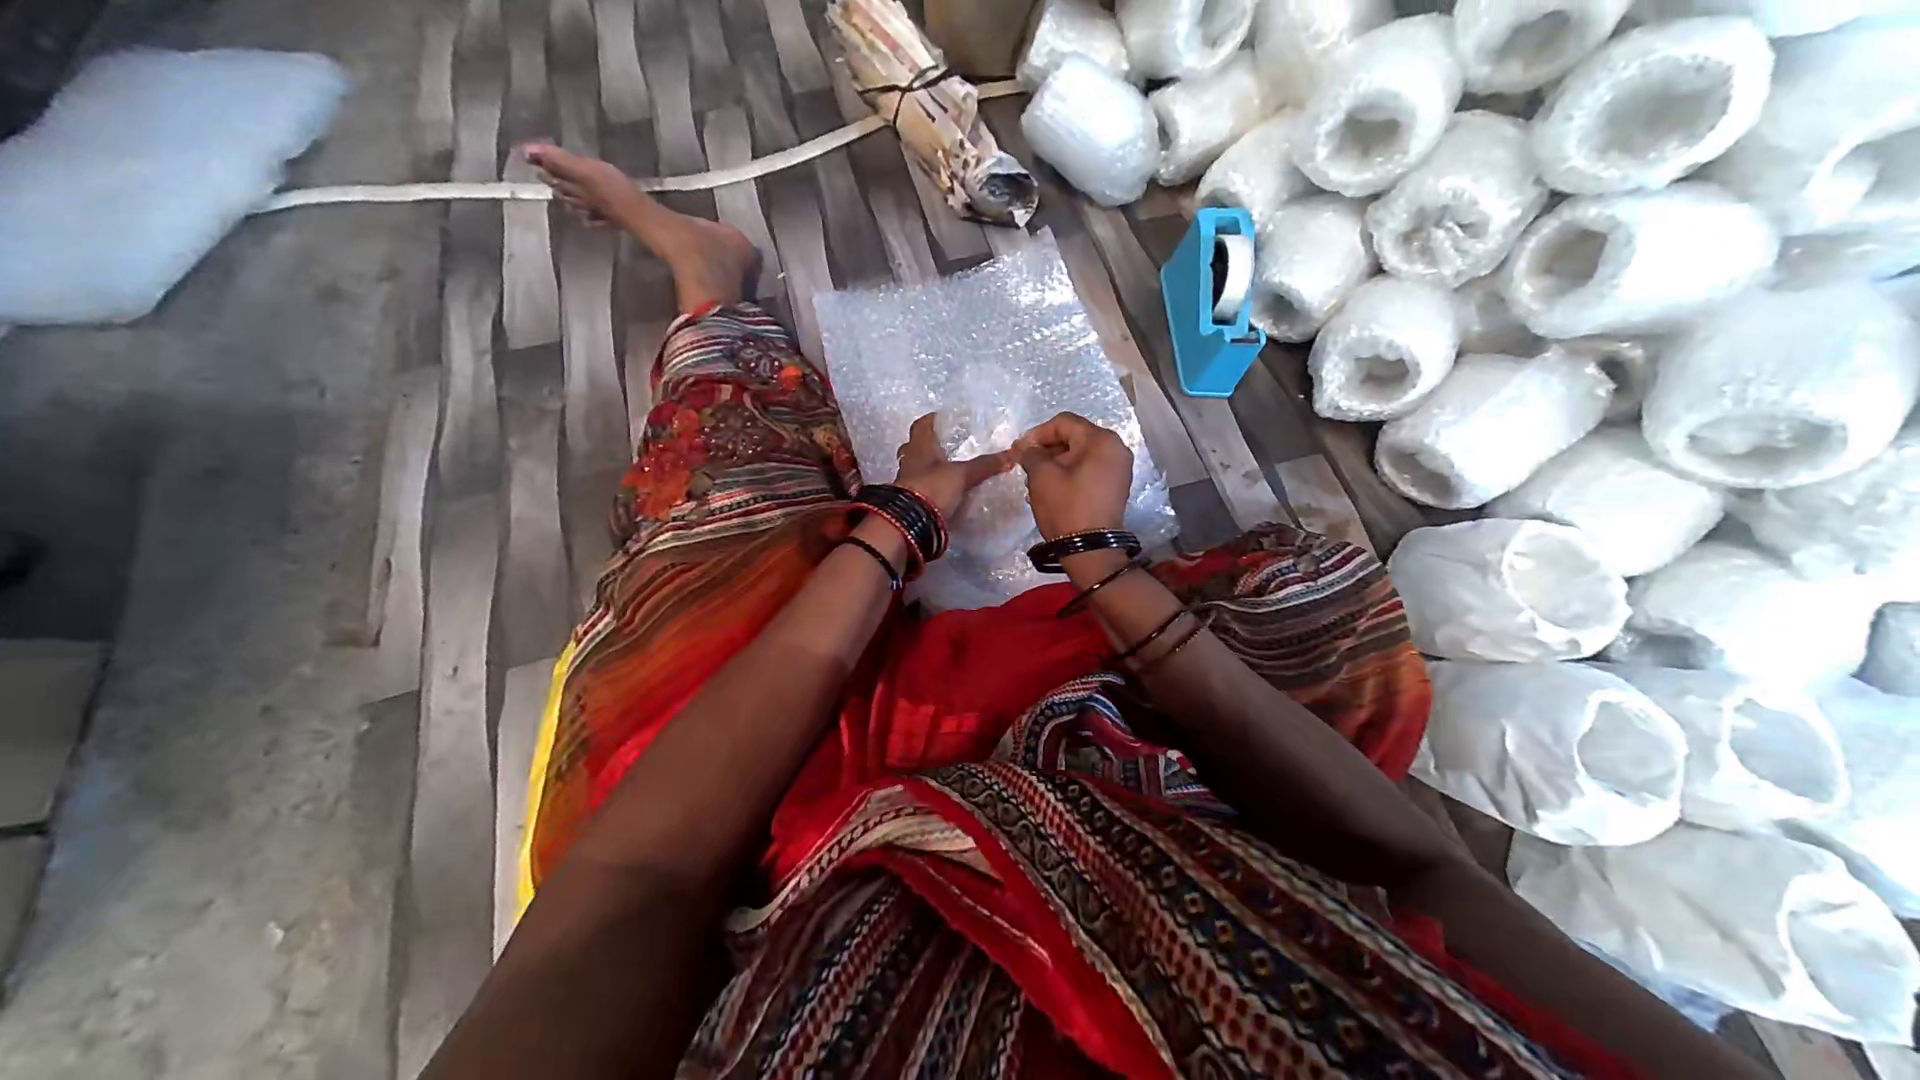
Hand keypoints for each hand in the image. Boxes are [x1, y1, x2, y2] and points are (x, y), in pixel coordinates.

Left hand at [524, 143, 640, 227]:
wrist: (639, 215)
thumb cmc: (613, 189)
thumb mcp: (584, 168)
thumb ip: (558, 160)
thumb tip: (526, 151)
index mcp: (573, 186)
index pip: (553, 174)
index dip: (542, 164)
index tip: (531, 157)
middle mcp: (580, 201)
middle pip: (563, 191)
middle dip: (554, 183)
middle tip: (544, 174)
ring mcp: (596, 213)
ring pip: (577, 206)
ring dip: (569, 200)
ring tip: (563, 195)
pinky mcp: (612, 222)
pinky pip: (596, 221)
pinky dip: (590, 219)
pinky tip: (589, 219)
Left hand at [892, 414, 1014, 518]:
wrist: (908, 524)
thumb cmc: (932, 488)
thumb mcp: (962, 475)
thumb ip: (984, 465)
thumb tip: (1012, 454)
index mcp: (919, 447)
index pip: (922, 425)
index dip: (932, 419)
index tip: (943, 417)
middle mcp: (909, 461)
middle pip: (915, 447)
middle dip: (929, 445)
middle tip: (946, 445)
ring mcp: (906, 482)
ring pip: (916, 467)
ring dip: (928, 467)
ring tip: (947, 468)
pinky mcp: (909, 501)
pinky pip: (920, 487)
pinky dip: (931, 486)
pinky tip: (943, 490)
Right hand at [1015, 413, 1132, 539]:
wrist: (1091, 549)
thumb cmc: (1066, 507)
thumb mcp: (1042, 476)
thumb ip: (1032, 453)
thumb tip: (1026, 446)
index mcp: (1101, 440)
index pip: (1064, 423)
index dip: (1038, 433)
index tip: (1020, 449)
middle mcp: (1116, 449)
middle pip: (1074, 437)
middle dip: (1047, 450)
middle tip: (1026, 465)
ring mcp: (1118, 469)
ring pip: (1080, 455)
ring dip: (1056, 464)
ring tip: (1034, 481)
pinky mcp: (1115, 486)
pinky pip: (1089, 470)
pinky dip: (1069, 474)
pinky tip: (1050, 489)